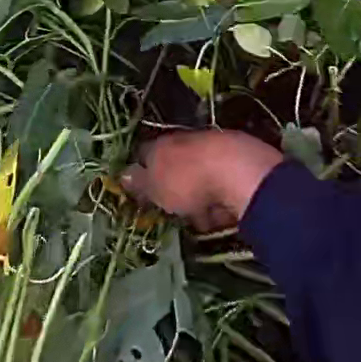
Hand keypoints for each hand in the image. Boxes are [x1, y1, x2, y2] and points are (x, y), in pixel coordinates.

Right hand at [119, 130, 283, 231]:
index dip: (142, 174)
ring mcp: (212, 149)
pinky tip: (224, 213)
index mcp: (161, 144)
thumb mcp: (154, 186)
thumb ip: (139, 181)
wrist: (237, 170)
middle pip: (175, 168)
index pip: (145, 154)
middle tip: (176, 212)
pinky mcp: (237, 162)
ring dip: (199, 199)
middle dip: (175, 191)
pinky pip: (221, 185)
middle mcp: (185, 142)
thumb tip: (123, 175)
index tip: (143, 195)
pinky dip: (220, 200)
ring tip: (203, 219)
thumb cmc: (186, 180)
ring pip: (199, 178)